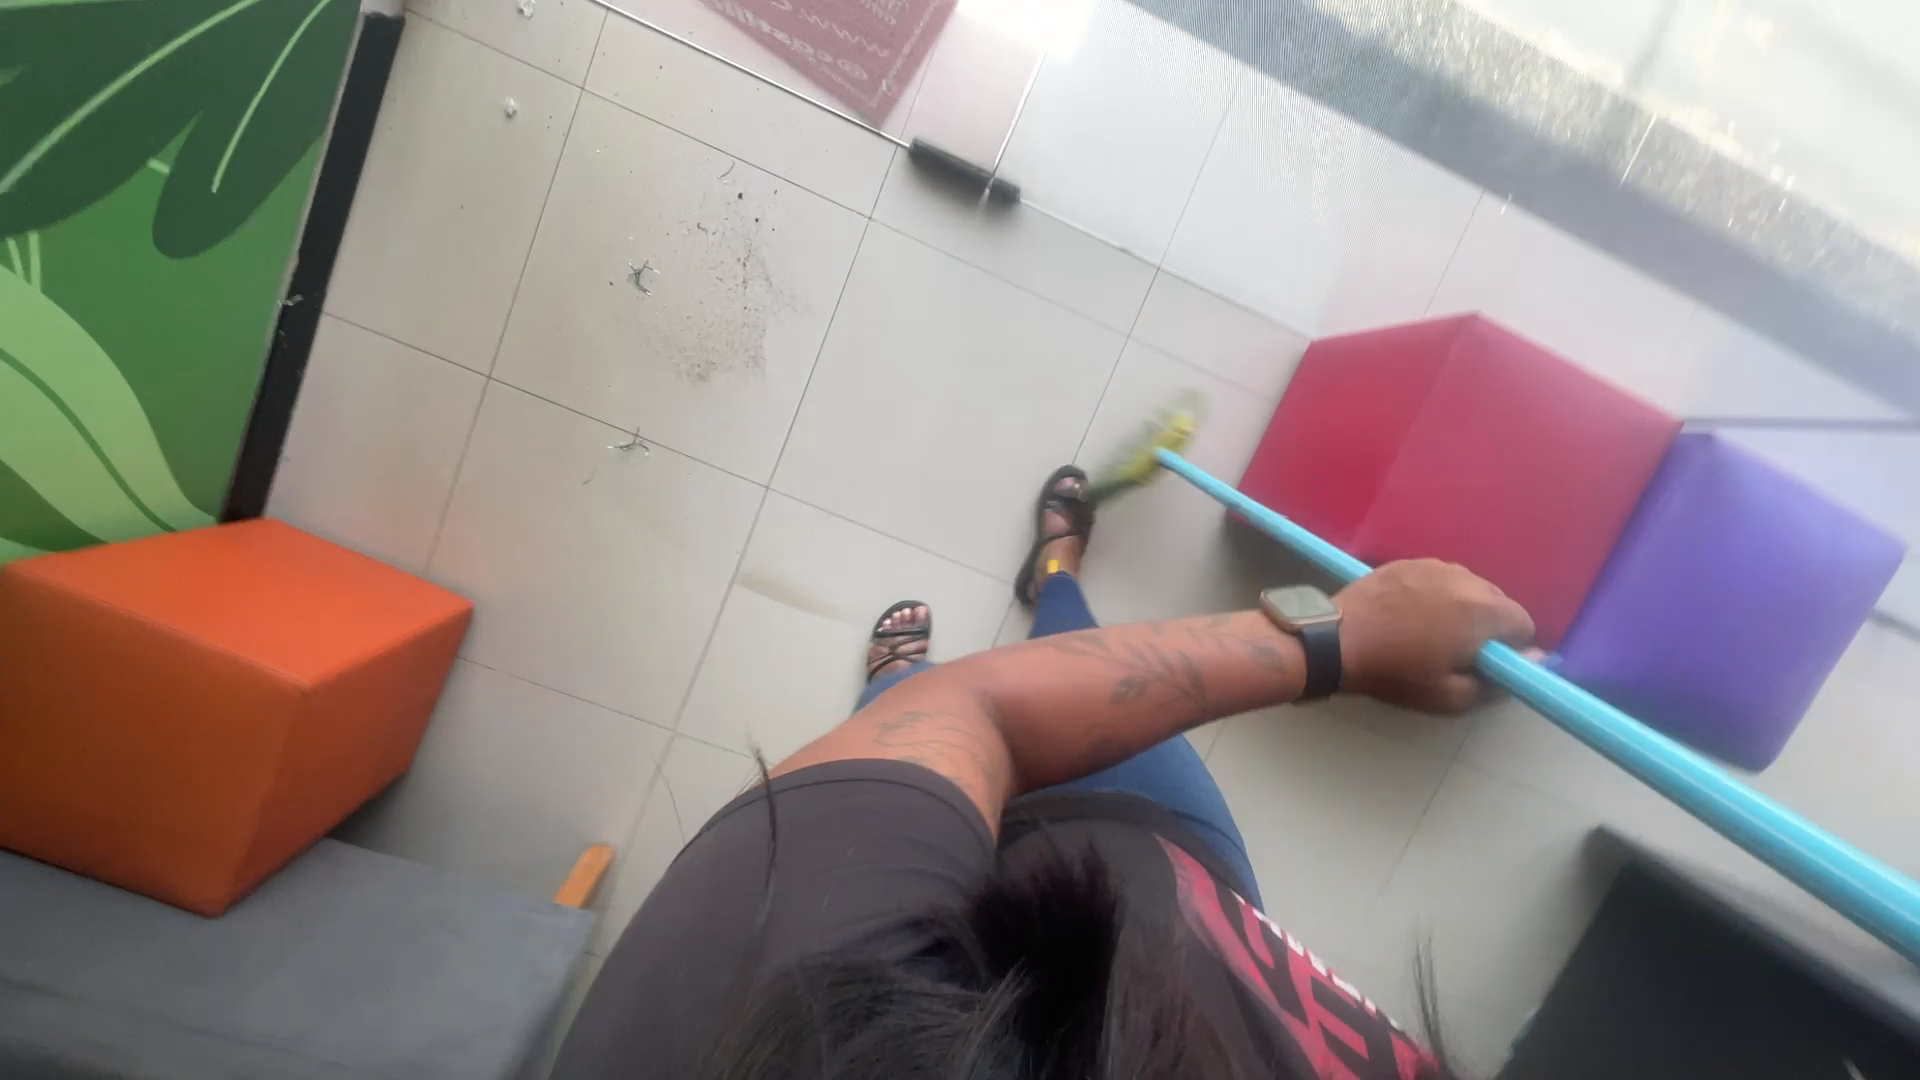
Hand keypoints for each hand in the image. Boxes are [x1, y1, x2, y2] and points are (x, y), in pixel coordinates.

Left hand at [1333, 559, 1535, 713]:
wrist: (1333, 641)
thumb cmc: (1394, 671)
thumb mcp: (1452, 697)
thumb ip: (1500, 681)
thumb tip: (1531, 659)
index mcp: (1483, 608)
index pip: (1522, 624)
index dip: (1509, 648)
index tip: (1482, 662)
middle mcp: (1463, 577)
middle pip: (1495, 601)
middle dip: (1484, 626)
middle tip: (1452, 649)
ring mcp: (1429, 565)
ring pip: (1464, 587)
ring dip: (1458, 607)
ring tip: (1426, 631)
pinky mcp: (1402, 563)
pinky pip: (1434, 578)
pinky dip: (1431, 594)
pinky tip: (1407, 613)